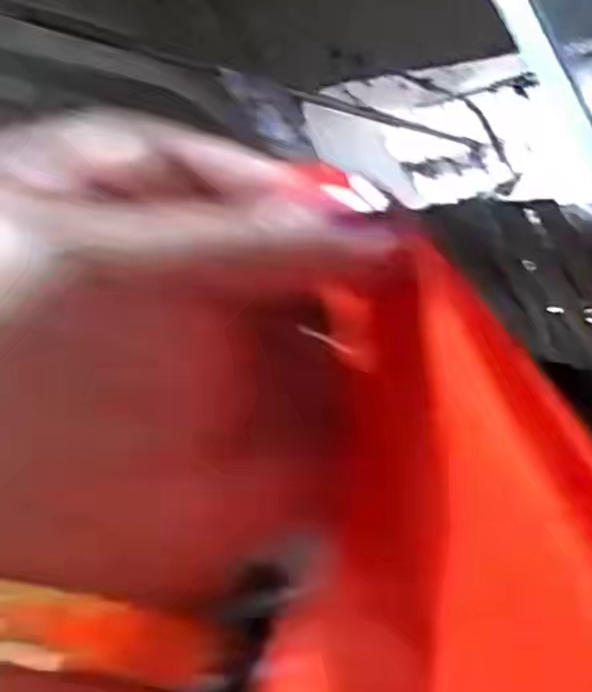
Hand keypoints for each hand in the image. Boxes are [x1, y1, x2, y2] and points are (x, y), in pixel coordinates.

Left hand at [0, 112, 396, 612]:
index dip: (261, 178)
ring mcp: (259, 338)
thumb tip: (393, 231)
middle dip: (344, 241)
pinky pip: (374, 357)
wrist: (104, 525)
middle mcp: (185, 275)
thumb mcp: (127, 272)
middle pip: (281, 232)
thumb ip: (268, 240)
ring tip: (427, 300)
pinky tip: (431, 346)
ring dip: (384, 297)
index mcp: (91, 220)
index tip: (340, 210)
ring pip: (339, 294)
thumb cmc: (60, 380)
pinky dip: (406, 352)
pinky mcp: (322, 392)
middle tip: (405, 255)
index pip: (186, 166)